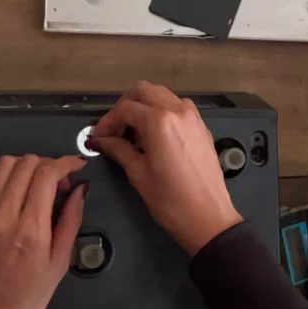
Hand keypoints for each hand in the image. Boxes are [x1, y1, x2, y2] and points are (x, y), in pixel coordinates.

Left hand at [0, 154, 86, 308]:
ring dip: (27, 166)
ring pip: (5, 165)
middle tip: (60, 183)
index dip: (66, 162)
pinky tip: (17, 192)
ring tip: (38, 185)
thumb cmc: (26, 300)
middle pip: (26, 163)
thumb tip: (80, 189)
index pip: (47, 174)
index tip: (78, 165)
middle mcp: (5, 216)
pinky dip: (6, 176)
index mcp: (30, 229)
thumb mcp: (59, 264)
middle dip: (49, 164)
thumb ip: (70, 221)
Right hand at [90, 81, 242, 253]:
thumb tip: (102, 140)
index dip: (107, 121)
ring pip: (162, 95)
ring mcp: (193, 117)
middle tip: (114, 129)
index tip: (99, 136)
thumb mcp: (138, 173)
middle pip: (144, 91)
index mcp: (160, 121)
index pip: (125, 108)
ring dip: (144, 107)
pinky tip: (154, 137)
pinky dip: (162, 113)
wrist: (208, 217)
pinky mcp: (202, 127)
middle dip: (125, 106)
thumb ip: (118, 149)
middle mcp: (178, 110)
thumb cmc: (170, 200)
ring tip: (134, 134)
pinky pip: (178, 107)